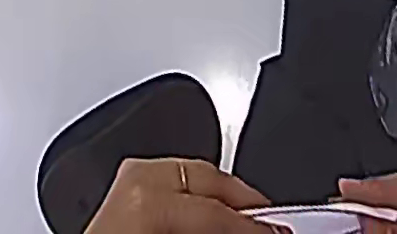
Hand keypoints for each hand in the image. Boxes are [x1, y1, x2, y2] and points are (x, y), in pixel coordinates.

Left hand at [84, 158, 272, 233]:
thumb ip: (214, 230)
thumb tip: (254, 231)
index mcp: (147, 201)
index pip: (216, 211)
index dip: (256, 226)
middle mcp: (133, 178)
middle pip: (203, 174)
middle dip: (242, 197)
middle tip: (275, 221)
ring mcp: (124, 176)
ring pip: (187, 169)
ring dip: (220, 190)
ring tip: (248, 214)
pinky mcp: (121, 185)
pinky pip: (168, 174)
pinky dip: (195, 187)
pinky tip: (211, 206)